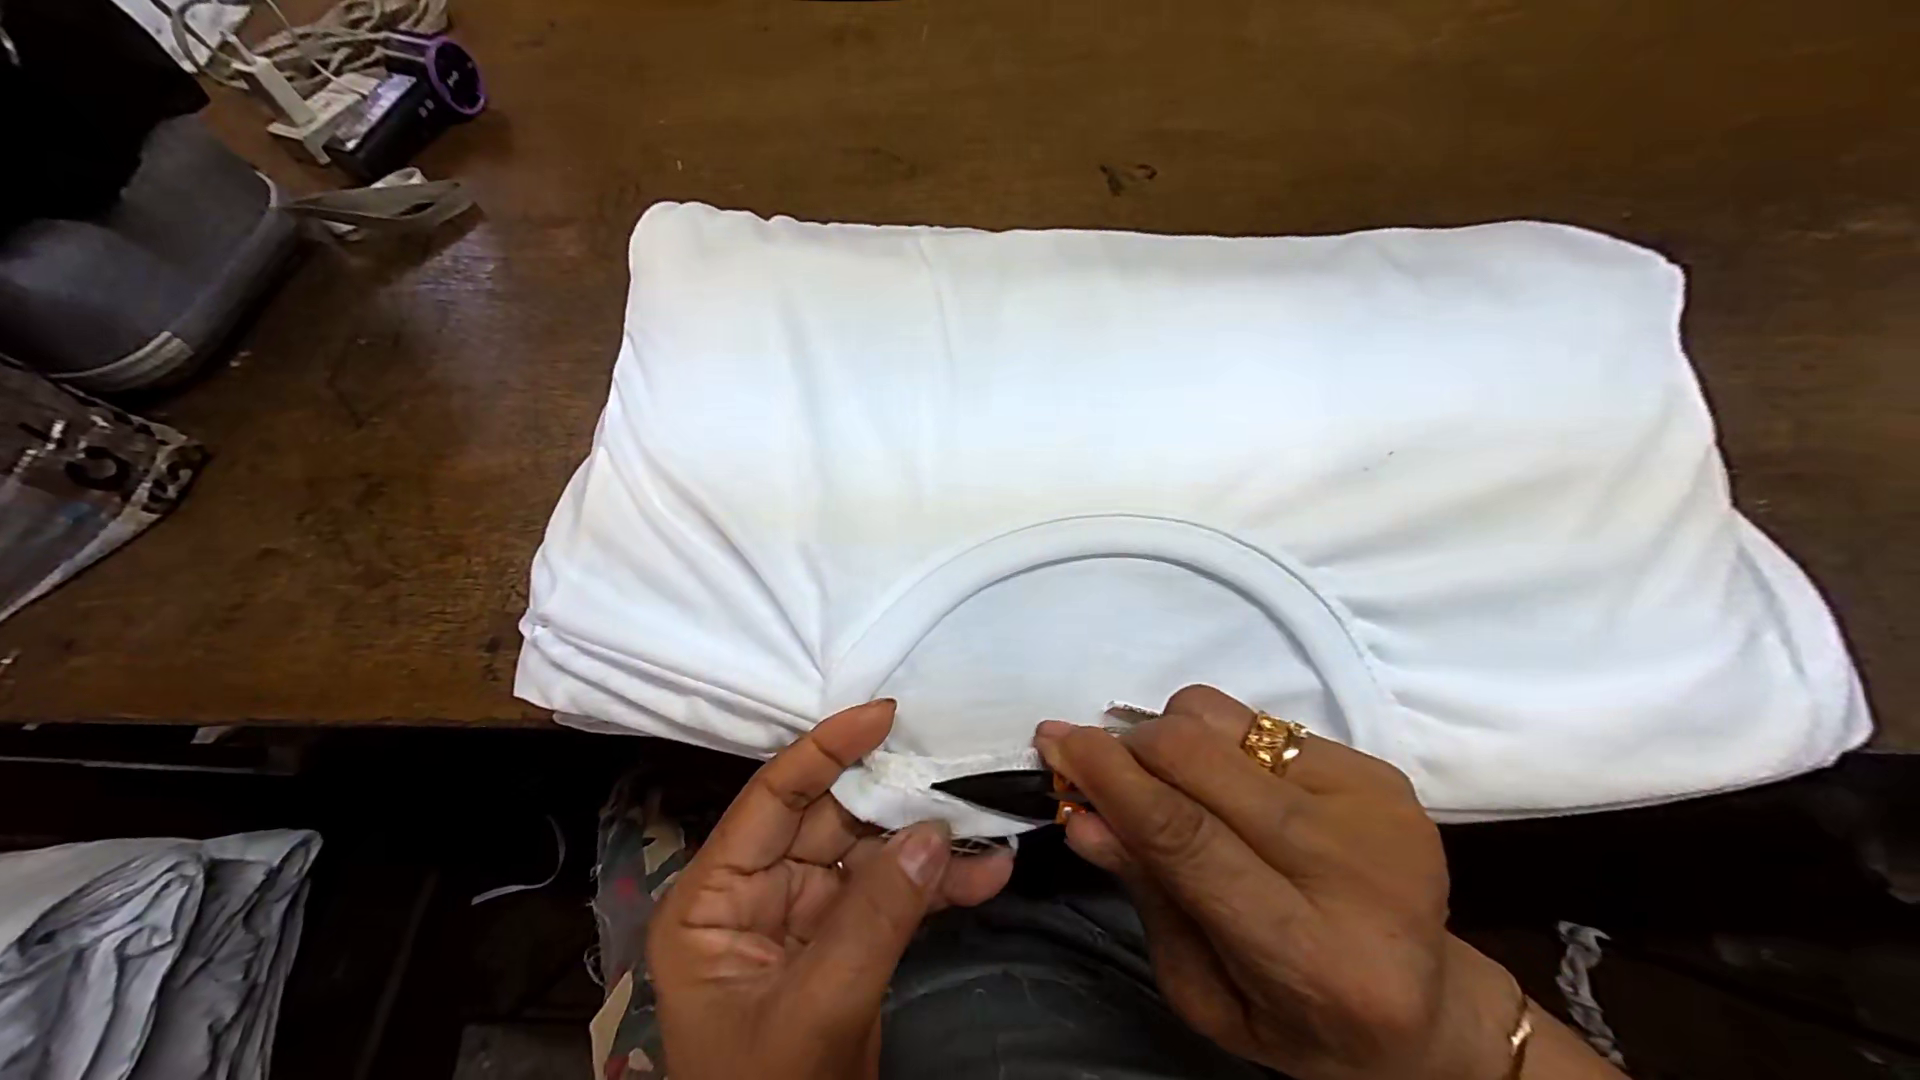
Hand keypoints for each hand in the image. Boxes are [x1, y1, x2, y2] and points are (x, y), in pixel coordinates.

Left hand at [648, 700, 1014, 1079]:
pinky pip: (894, 895)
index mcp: (716, 896)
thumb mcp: (814, 1010)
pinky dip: (938, 885)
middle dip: (895, 796)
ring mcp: (806, 912)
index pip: (772, 798)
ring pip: (871, 852)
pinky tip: (987, 874)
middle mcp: (758, 889)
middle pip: (832, 817)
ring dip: (929, 842)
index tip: (884, 715)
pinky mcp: (847, 938)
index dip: (826, 749)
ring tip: (985, 822)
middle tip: (950, 766)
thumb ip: (873, 917)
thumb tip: (933, 831)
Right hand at [1036, 686, 1624, 1079]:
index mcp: (1312, 954)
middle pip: (1199, 758)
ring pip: (1221, 717)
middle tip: (1099, 759)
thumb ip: (1145, 894)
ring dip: (1171, 735)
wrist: (1422, 1008)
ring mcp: (1373, 806)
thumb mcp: (1201, 989)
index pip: (1186, 838)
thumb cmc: (1292, 1018)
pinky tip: (1232, 783)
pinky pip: (1256, 717)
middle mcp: (1354, 868)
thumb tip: (1081, 815)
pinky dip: (1217, 739)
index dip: (1111, 779)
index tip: (1055, 739)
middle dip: (1128, 745)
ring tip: (1176, 779)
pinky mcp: (1379, 771)